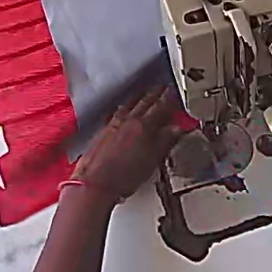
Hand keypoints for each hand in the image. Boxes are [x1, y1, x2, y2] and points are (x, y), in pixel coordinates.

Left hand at [70, 86, 186, 201]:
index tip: (172, 92)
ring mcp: (114, 124)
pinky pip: (114, 113)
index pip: (160, 107)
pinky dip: (121, 108)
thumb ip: (166, 141)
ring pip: (129, 105)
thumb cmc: (123, 176)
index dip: (168, 98)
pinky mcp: (102, 131)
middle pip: (144, 102)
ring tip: (143, 93)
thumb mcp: (153, 160)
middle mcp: (129, 121)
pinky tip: (119, 109)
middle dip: (154, 94)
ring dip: (138, 98)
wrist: (94, 184)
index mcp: (144, 126)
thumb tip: (177, 129)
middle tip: (161, 87)